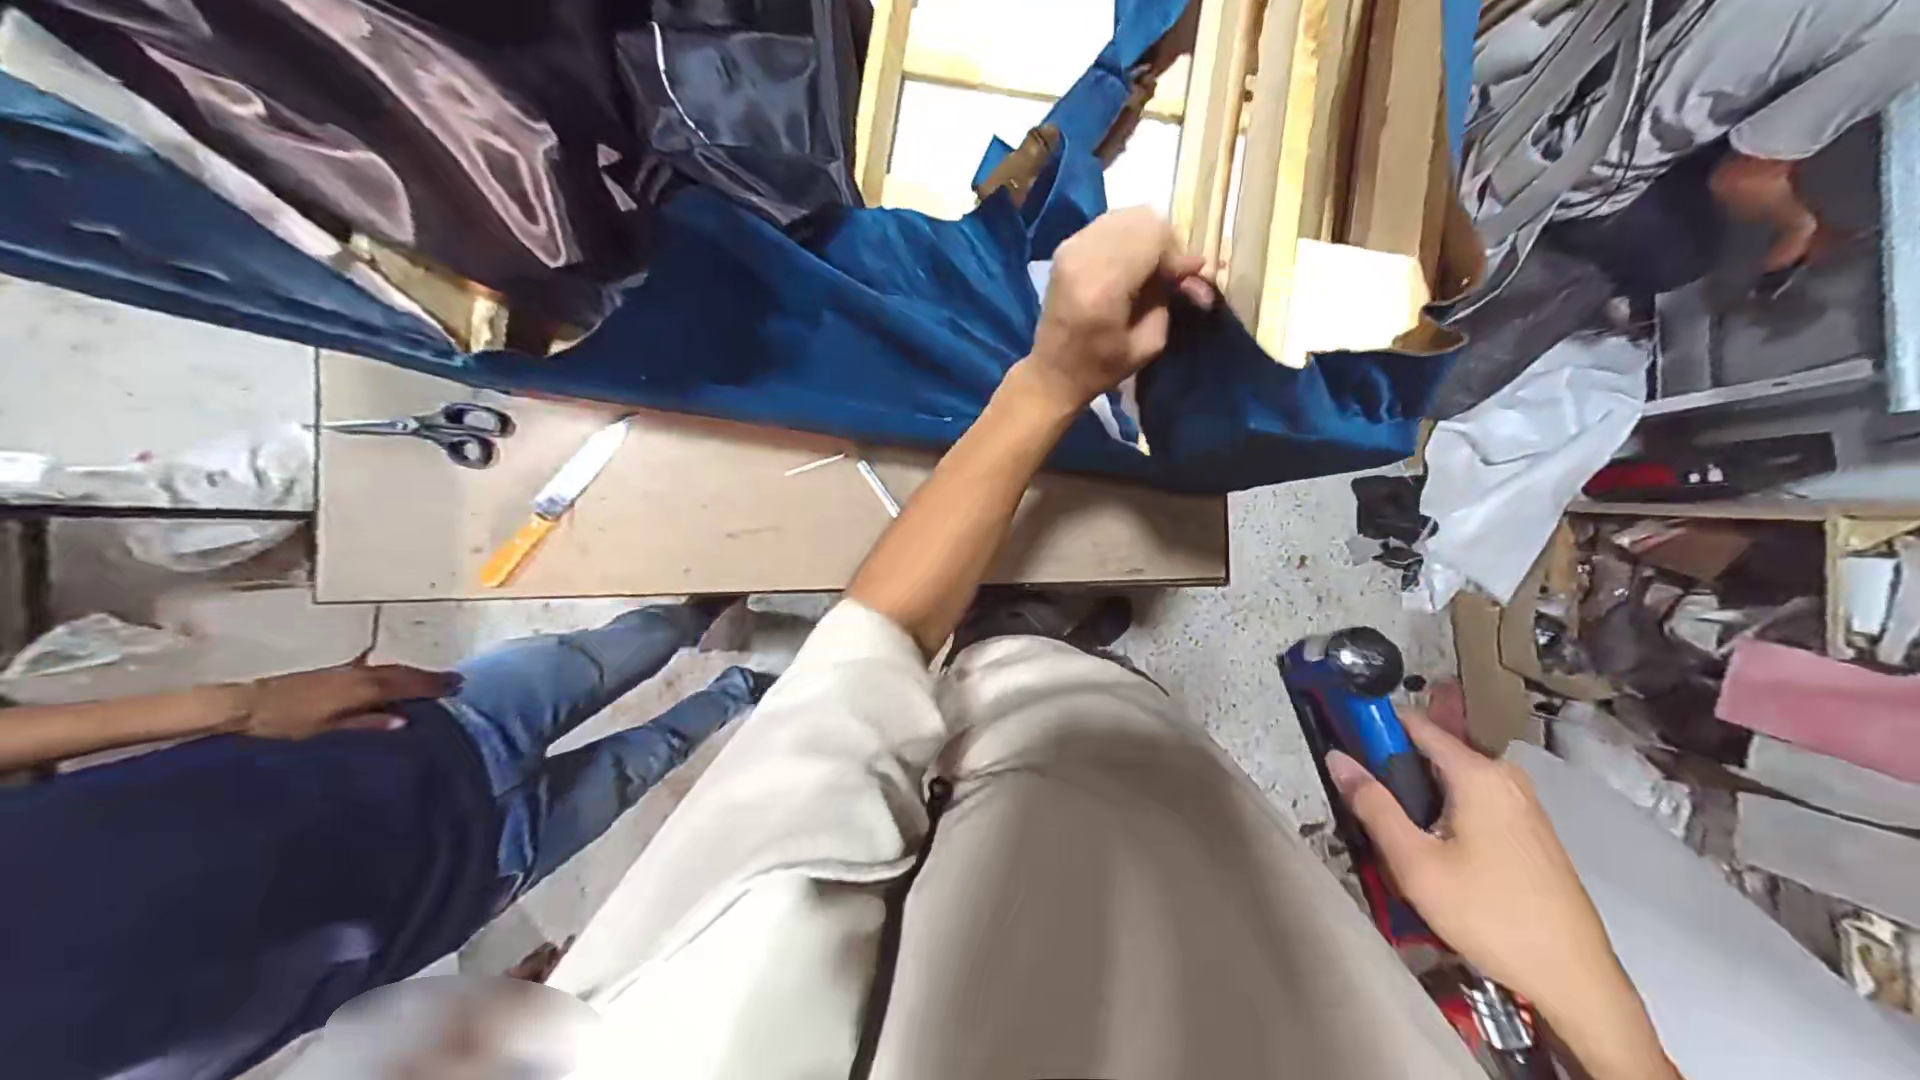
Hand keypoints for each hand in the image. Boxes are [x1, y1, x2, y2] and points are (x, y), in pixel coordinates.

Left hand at [236, 664, 458, 738]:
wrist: (242, 708)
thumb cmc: (285, 724)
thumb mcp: (326, 730)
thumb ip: (367, 723)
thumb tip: (406, 720)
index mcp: (365, 688)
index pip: (409, 684)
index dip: (434, 684)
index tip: (459, 684)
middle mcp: (361, 675)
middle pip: (403, 673)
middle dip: (429, 677)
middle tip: (453, 680)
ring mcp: (347, 672)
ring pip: (390, 669)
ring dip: (412, 674)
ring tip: (430, 679)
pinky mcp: (334, 673)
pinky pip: (375, 669)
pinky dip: (391, 673)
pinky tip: (391, 676)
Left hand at [1023, 206, 1214, 410]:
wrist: (1053, 373)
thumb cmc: (1101, 367)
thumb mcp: (1148, 343)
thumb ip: (1168, 296)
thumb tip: (1189, 263)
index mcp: (1103, 287)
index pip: (1154, 237)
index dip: (1177, 253)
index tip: (1187, 277)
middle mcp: (1082, 259)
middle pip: (1141, 218)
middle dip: (1164, 242)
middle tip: (1170, 272)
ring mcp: (1069, 249)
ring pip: (1125, 215)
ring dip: (1145, 237)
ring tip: (1151, 268)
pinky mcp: (1064, 248)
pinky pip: (1107, 225)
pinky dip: (1126, 237)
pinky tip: (1129, 264)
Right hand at [1328, 713, 1677, 1078]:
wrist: (1574, 981)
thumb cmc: (1488, 913)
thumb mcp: (1414, 861)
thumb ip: (1372, 804)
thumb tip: (1336, 757)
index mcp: (1478, 773)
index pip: (1412, 723)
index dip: (1371, 724)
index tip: (1339, 738)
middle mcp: (1504, 776)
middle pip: (1430, 751)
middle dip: (1391, 768)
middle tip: (1364, 803)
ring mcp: (1522, 803)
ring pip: (1449, 779)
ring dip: (1415, 794)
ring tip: (1394, 833)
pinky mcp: (1529, 829)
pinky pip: (1470, 799)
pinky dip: (1442, 809)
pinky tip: (1431, 848)